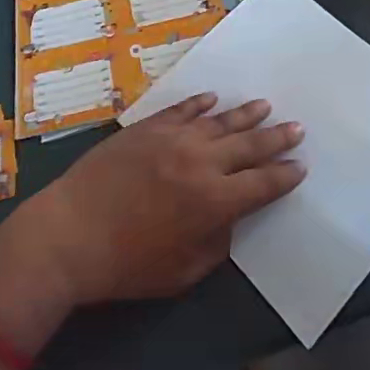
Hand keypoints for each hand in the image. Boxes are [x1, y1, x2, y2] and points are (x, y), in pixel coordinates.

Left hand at [0, 94, 305, 307]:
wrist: (68, 234)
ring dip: (245, 115)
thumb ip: (217, 241)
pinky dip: (199, 104)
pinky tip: (212, 99)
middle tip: (296, 127)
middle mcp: (201, 162)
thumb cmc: (127, 264)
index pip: (263, 184)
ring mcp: (172, 139)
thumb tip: (227, 216)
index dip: (285, 175)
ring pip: (219, 121)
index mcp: (215, 201)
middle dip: (276, 137)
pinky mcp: (146, 128)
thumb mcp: (184, 271)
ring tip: (265, 106)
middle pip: (249, 145)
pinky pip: (181, 109)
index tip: (300, 166)